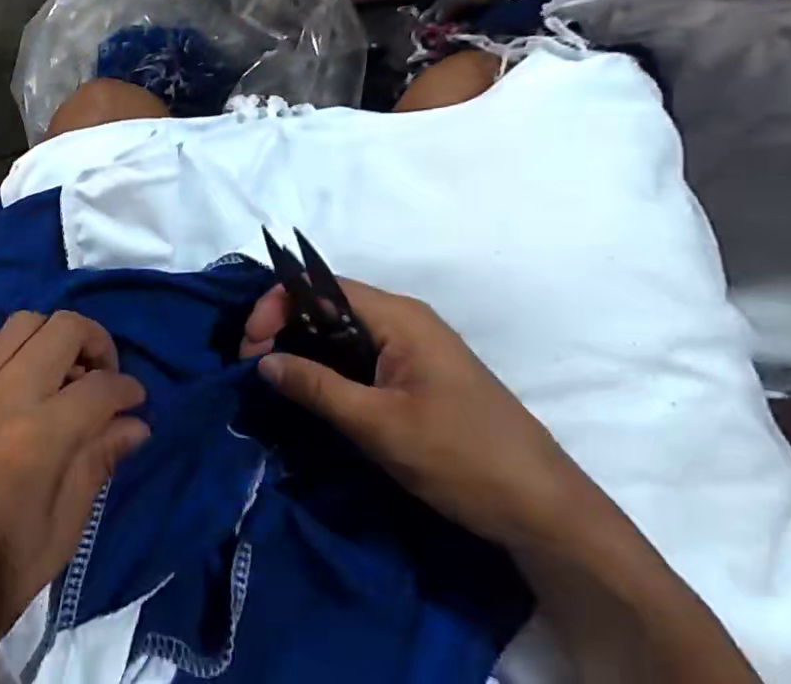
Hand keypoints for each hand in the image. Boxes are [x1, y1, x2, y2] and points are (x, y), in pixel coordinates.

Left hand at [0, 311, 148, 683]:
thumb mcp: (63, 527)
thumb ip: (98, 462)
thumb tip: (135, 425)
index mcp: (42, 432)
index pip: (102, 386)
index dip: (130, 391)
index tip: (138, 406)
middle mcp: (10, 393)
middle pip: (65, 328)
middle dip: (98, 343)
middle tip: (105, 379)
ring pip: (23, 322)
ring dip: (54, 337)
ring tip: (64, 376)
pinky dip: (8, 345)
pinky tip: (20, 378)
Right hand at [245, 281, 762, 682]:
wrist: (541, 504)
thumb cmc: (460, 456)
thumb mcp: (380, 426)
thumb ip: (318, 388)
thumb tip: (264, 361)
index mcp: (399, 317)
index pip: (322, 286)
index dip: (278, 305)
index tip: (249, 347)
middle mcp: (406, 320)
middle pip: (331, 304)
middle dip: (286, 325)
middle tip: (254, 367)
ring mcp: (415, 348)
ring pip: (345, 331)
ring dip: (306, 348)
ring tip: (273, 379)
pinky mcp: (418, 374)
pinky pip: (362, 355)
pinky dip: (330, 366)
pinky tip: (312, 392)